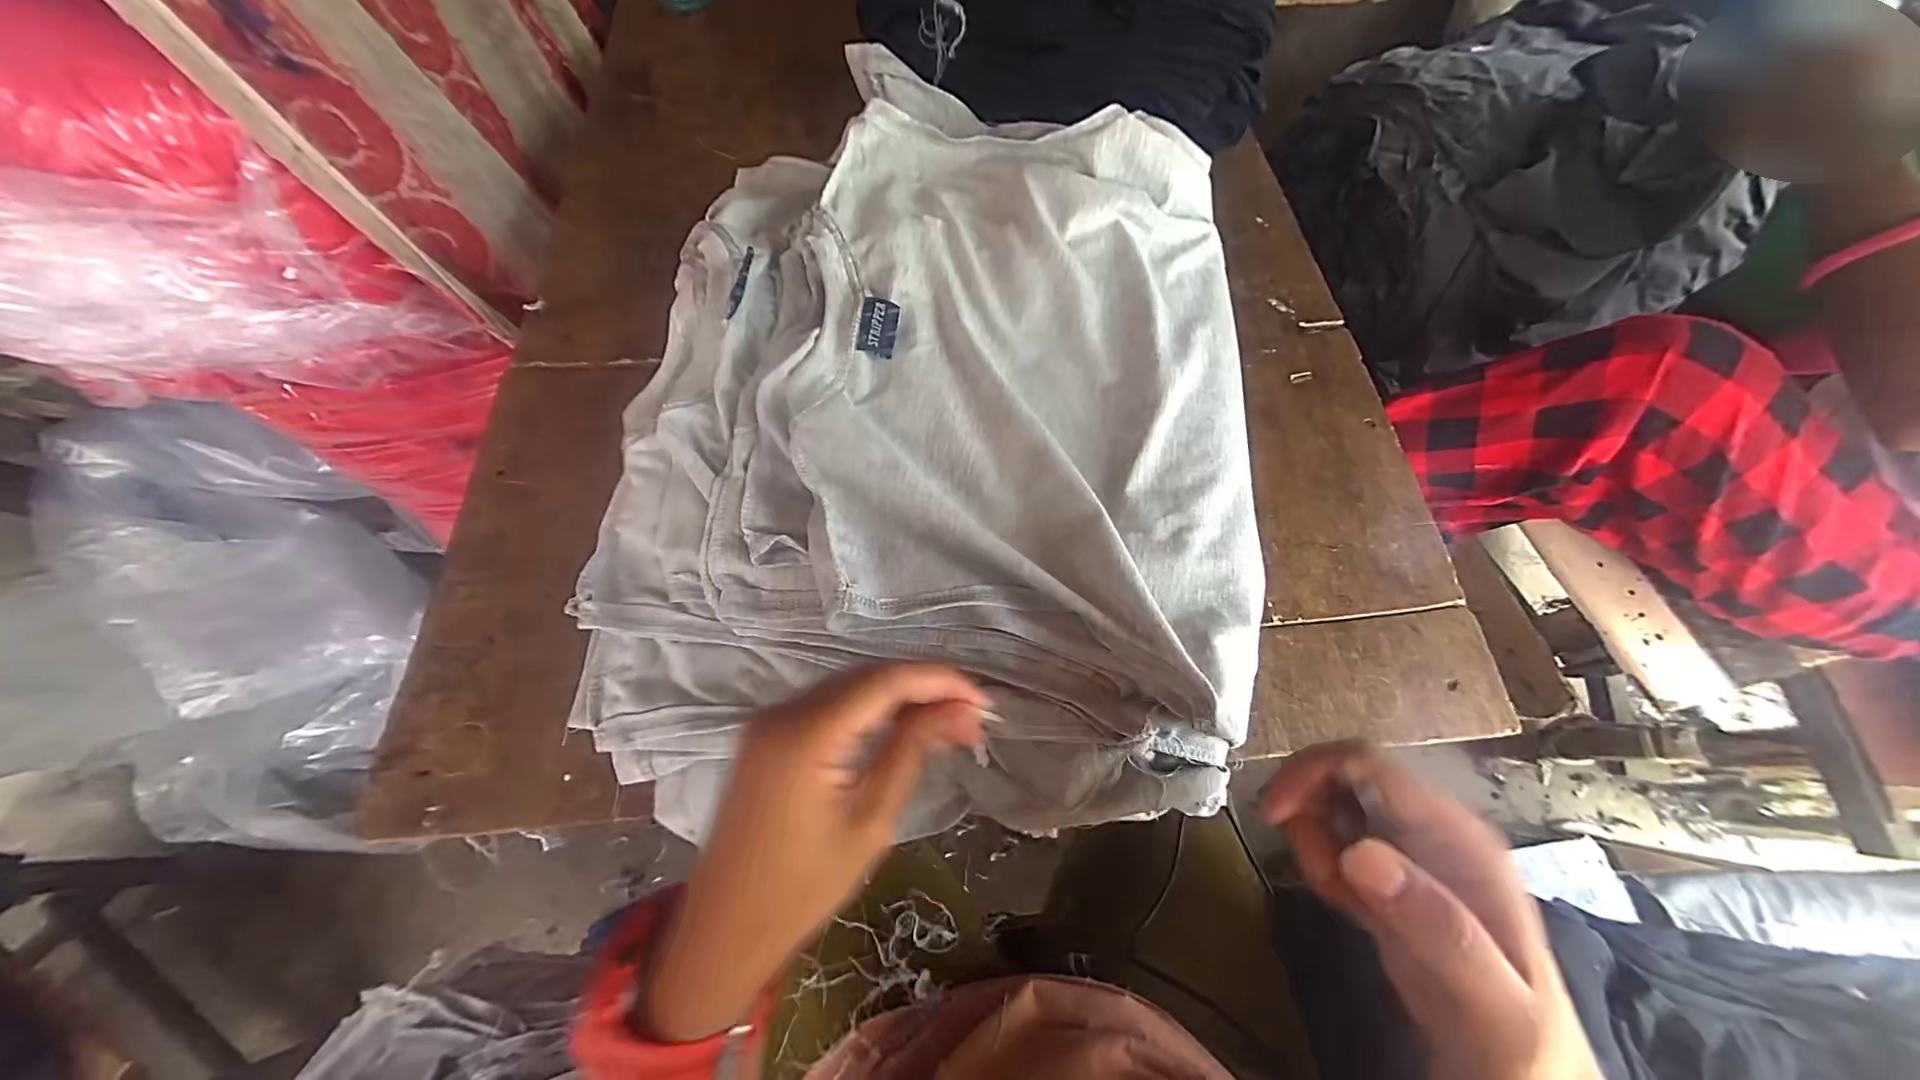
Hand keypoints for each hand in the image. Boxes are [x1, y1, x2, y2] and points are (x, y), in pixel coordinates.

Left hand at [641, 664, 986, 1041]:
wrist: (722, 927)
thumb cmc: (803, 888)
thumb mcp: (871, 821)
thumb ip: (912, 751)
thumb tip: (960, 711)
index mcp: (807, 734)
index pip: (886, 681)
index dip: (940, 680)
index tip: (983, 700)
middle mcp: (783, 711)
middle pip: (867, 676)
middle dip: (924, 687)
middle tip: (970, 716)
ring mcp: (769, 718)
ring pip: (848, 685)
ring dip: (898, 695)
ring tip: (945, 720)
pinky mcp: (765, 732)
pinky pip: (827, 703)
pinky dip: (867, 707)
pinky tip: (898, 723)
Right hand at [1262, 745, 1602, 1079]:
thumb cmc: (1519, 1055)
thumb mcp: (1489, 1005)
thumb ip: (1437, 928)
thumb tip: (1361, 854)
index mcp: (1460, 839)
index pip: (1367, 764)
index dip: (1311, 772)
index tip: (1274, 814)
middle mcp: (1434, 832)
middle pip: (1342, 778)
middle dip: (1310, 818)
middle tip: (1318, 876)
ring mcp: (1412, 854)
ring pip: (1332, 809)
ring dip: (1315, 848)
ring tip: (1342, 903)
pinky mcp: (1392, 878)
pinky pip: (1335, 844)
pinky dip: (1323, 867)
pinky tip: (1348, 907)